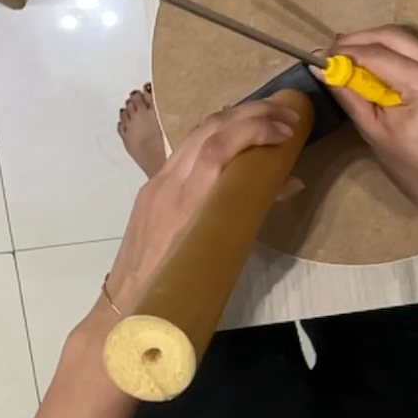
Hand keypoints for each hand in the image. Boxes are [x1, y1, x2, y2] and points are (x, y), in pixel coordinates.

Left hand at [101, 98, 300, 310]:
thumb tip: (289, 185)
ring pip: (196, 133)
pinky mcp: (152, 185)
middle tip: (287, 114)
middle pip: (210, 129)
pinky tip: (236, 134)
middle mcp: (168, 183)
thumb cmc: (178, 291)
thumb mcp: (222, 255)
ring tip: (267, 116)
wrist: (128, 303)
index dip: (254, 131)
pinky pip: (187, 147)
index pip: (218, 148)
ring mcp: (157, 181)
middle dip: (251, 114)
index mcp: (184, 204)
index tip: (288, 130)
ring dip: (234, 118)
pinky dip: (217, 133)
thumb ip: (252, 215)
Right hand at [321, 26, 417, 226]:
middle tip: (333, 52)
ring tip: (352, 57)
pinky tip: (381, 66)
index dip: (345, 52)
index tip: (320, 57)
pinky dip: (399, 54)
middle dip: (360, 40)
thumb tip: (320, 68)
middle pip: (395, 36)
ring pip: (410, 40)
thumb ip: (348, 94)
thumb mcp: (374, 132)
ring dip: (379, 44)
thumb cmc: (413, 168)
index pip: (378, 54)